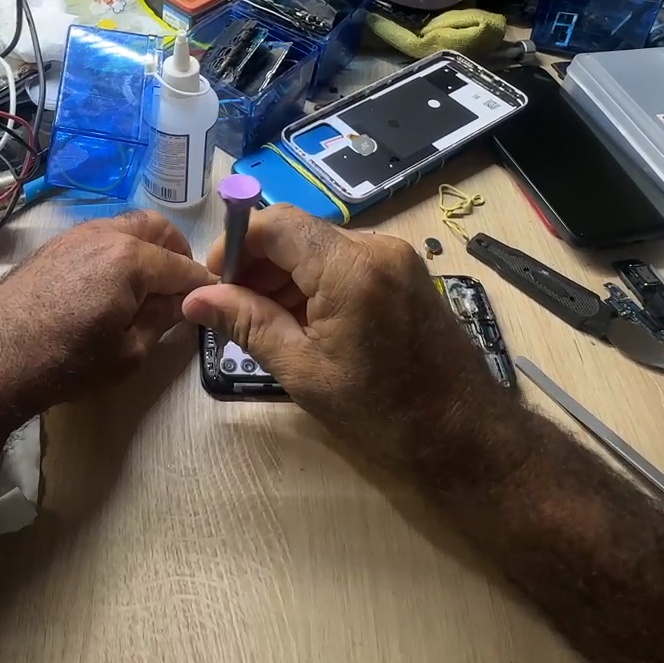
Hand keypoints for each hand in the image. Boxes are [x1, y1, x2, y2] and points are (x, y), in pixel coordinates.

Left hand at [0, 211, 211, 424]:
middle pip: (158, 228)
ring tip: (146, 286)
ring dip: (147, 248)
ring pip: (128, 226)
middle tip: (180, 287)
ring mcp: (77, 234)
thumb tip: (182, 301)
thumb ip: (161, 320)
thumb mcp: (128, 352)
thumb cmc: (67, 361)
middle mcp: (107, 233)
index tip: (216, 297)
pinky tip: (111, 283)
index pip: (184, 266)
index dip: (204, 284)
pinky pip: (101, 235)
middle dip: (178, 252)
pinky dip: (119, 250)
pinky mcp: (55, 244)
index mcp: (132, 258)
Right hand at [182, 206, 515, 480]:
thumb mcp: (302, 371)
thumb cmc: (382, 414)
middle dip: (257, 263)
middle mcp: (376, 246)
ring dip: (283, 274)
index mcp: (350, 267)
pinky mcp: (404, 271)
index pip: (275, 223)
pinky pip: (343, 260)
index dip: (235, 244)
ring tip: (263, 321)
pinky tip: (301, 320)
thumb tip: (194, 298)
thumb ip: (246, 323)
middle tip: (233, 308)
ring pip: (318, 245)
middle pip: (296, 232)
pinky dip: (313, 281)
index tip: (214, 281)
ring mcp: (395, 256)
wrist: (469, 439)